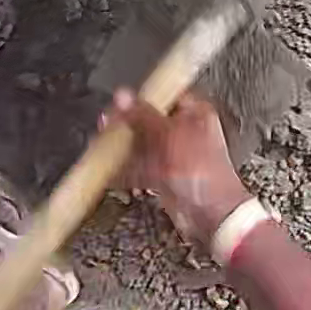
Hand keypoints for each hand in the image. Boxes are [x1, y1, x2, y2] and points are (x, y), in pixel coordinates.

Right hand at [105, 89, 250, 244]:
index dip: (142, 98)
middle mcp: (185, 132)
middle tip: (106, 124)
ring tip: (99, 146)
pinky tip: (107, 170)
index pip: (166, 97)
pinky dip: (124, 170)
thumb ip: (142, 115)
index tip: (119, 102)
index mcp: (195, 114)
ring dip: (121, 147)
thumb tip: (122, 97)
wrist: (211, 212)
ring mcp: (174, 156)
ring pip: (142, 146)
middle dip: (127, 124)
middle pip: (149, 122)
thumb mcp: (168, 134)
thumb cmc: (201, 169)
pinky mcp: (165, 177)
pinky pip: (140, 169)